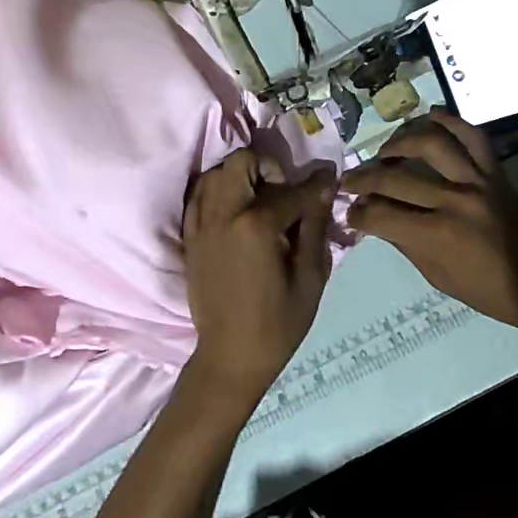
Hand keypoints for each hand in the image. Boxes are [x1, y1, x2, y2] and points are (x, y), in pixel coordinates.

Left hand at [182, 150, 336, 405]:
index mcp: (257, 225)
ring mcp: (200, 223)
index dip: (316, 184)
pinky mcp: (189, 236)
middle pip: (242, 160)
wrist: (230, 356)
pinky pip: (199, 194)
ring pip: (217, 172)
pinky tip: (237, 213)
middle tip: (283, 194)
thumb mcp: (310, 276)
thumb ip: (315, 224)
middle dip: (268, 168)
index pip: (292, 190)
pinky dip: (219, 191)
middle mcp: (223, 214)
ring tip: (260, 203)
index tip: (328, 179)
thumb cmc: (279, 323)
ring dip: (242, 177)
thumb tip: (323, 186)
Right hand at [344, 111, 517, 336]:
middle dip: (363, 179)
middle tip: (350, 180)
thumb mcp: (437, 276)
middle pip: (395, 179)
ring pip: (430, 144)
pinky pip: (472, 136)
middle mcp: (454, 201)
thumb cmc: (487, 290)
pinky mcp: (496, 171)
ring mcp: (477, 181)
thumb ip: (403, 242)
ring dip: (399, 143)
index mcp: (437, 236)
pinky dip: (450, 121)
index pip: (380, 215)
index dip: (358, 213)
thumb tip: (373, 218)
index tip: (348, 210)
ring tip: (385, 152)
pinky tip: (430, 117)